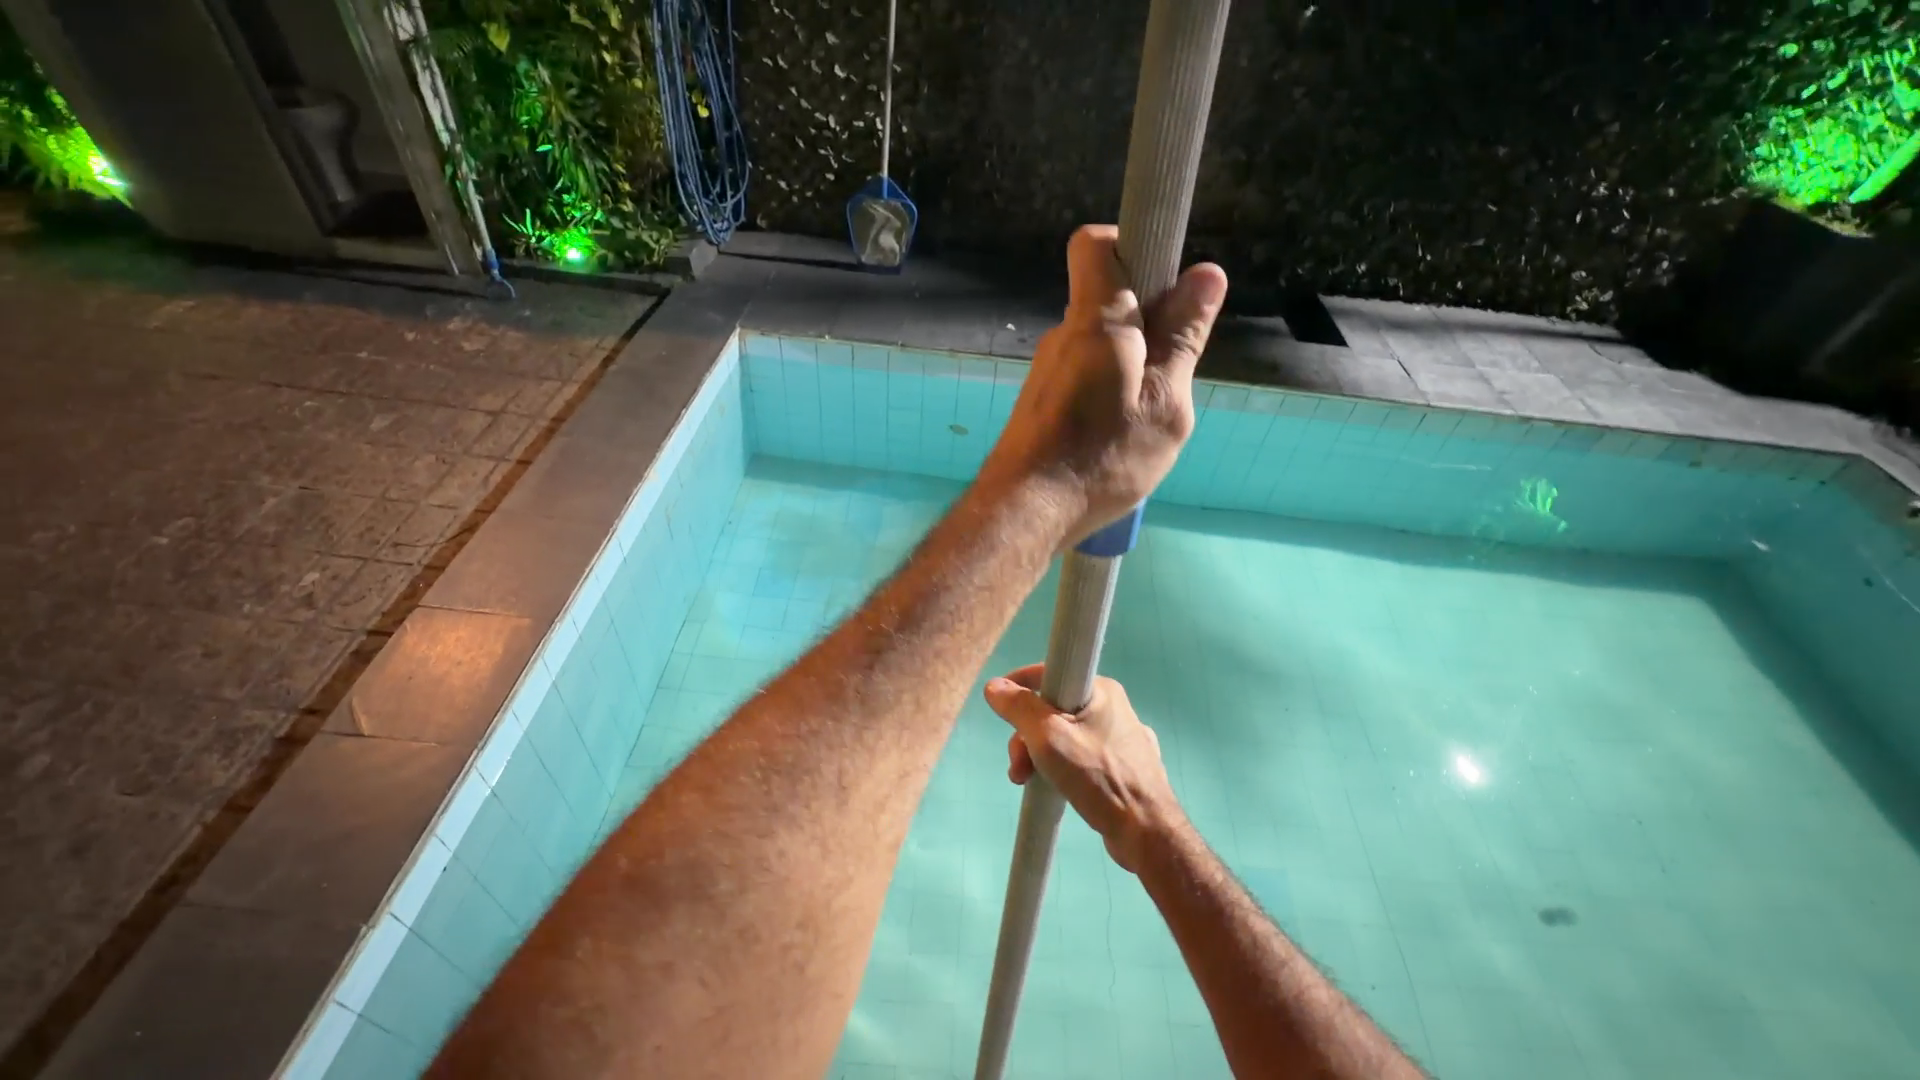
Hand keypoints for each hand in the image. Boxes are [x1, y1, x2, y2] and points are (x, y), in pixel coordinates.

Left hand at [980, 225, 1227, 544]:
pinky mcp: (1040, 402)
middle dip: (1148, 323)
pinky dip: (1106, 393)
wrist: (1024, 513)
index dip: (1132, 247)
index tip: (1166, 286)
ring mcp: (1046, 370)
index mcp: (1096, 321)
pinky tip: (1116, 438)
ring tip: (1146, 419)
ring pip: (1099, 345)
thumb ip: (1183, 338)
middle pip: (1107, 301)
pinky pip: (1083, 378)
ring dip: (1130, 366)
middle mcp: (1063, 335)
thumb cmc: (1102, 458)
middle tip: (1172, 374)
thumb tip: (1206, 273)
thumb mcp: (1164, 403)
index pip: (1096, 244)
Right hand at [984, 665, 1187, 873]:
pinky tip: (1055, 788)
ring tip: (1029, 781)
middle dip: (1026, 735)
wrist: (1145, 831)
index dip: (1021, 686)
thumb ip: (1019, 708)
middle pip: (1052, 709)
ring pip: (1064, 736)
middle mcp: (1113, 708)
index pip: (1051, 673)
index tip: (1001, 708)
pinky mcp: (1123, 767)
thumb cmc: (1097, 776)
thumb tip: (995, 686)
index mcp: (1101, 690)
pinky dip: (1061, 768)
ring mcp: (1120, 739)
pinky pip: (1080, 757)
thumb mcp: (1048, 737)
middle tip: (1018, 764)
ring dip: (1039, 755)